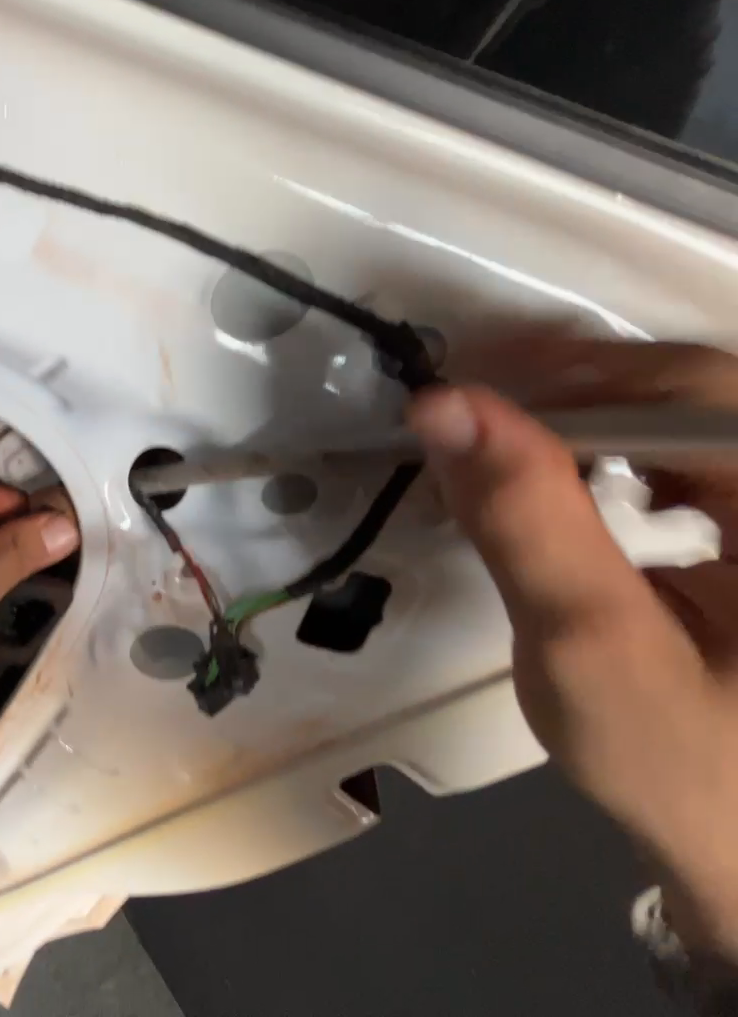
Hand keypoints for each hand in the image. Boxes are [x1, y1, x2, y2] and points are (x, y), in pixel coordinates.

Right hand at [408, 340, 737, 957]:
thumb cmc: (683, 762)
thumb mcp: (587, 641)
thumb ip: (521, 517)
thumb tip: (441, 405)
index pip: (695, 391)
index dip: (566, 383)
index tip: (449, 407)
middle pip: (700, 395)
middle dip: (571, 399)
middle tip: (458, 425)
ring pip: (697, 422)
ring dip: (588, 426)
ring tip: (495, 451)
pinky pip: (705, 462)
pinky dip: (621, 461)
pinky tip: (564, 489)